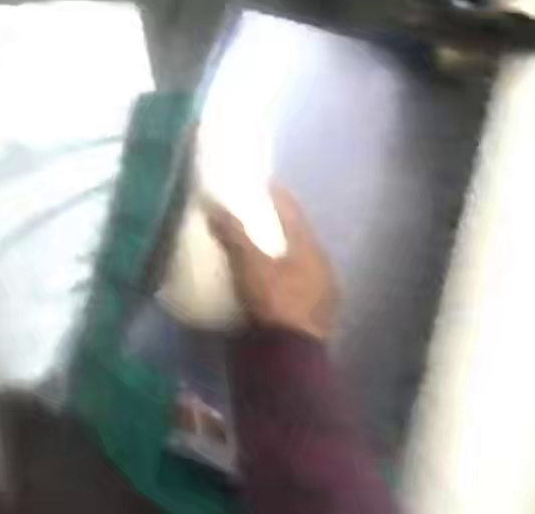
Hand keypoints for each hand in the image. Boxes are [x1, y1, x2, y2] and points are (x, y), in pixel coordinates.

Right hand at [207, 185, 337, 341]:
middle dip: (277, 222)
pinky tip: (260, 268)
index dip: (279, 198)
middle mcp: (322, 269)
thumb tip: (212, 202)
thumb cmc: (272, 300)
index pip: (294, 217)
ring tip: (253, 237)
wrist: (288, 353)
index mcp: (312, 254)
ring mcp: (318, 292)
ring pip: (295, 258)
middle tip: (254, 208)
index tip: (264, 182)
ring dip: (276, 245)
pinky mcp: (308, 309)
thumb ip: (232, 232)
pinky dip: (275, 265)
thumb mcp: (248, 263)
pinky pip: (291, 276)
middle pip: (297, 236)